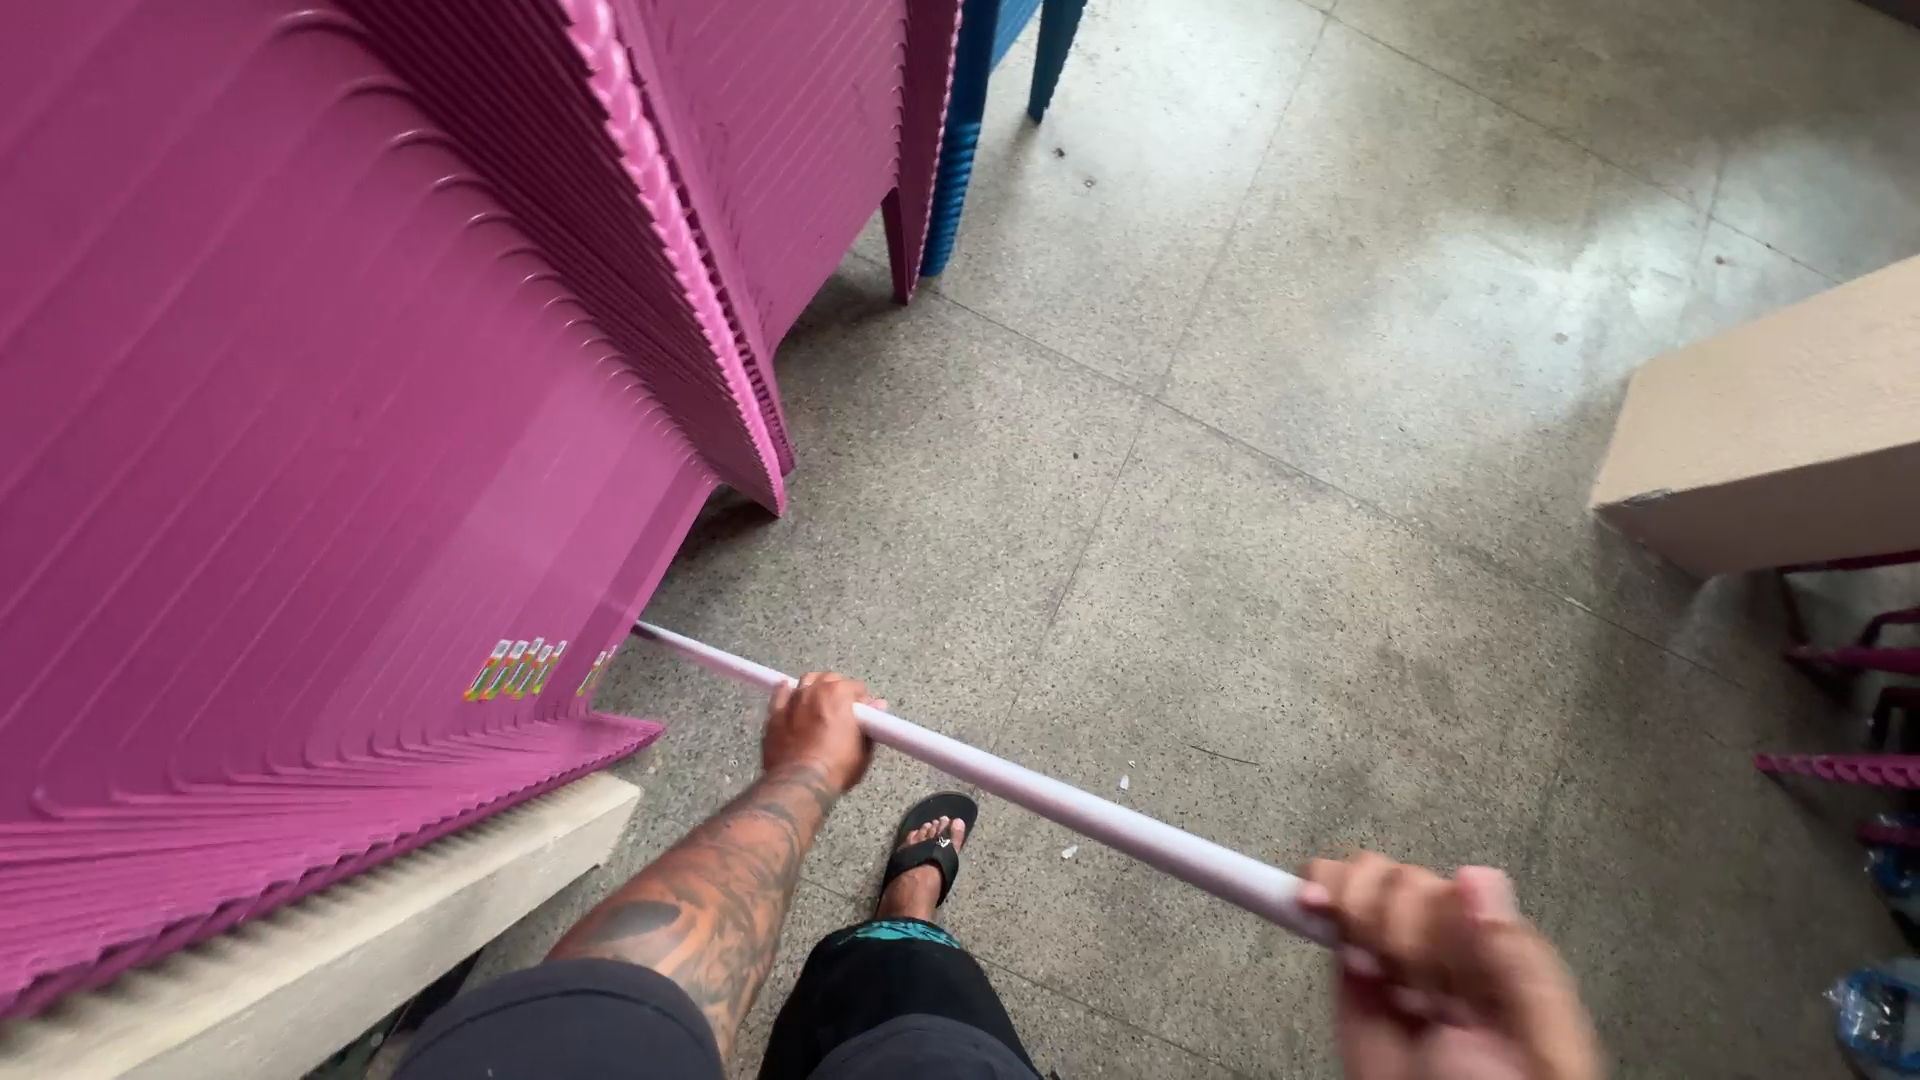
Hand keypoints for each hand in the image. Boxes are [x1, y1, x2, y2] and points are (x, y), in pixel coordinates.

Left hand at [762, 672, 882, 794]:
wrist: (800, 783)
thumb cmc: (836, 767)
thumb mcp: (863, 749)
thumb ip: (870, 724)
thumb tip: (878, 705)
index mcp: (839, 694)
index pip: (856, 687)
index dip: (860, 701)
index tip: (862, 715)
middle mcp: (815, 690)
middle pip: (829, 679)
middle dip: (838, 689)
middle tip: (842, 709)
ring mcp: (793, 700)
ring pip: (806, 681)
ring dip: (814, 687)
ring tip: (818, 701)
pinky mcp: (774, 714)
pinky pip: (780, 694)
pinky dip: (786, 691)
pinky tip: (789, 694)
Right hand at [1300, 854, 1599, 1079]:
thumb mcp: (1536, 1053)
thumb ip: (1517, 968)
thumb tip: (1480, 877)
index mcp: (1502, 952)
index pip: (1457, 891)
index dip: (1435, 926)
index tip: (1436, 981)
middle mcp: (1447, 939)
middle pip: (1405, 880)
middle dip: (1398, 933)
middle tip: (1414, 992)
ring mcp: (1393, 941)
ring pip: (1364, 875)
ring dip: (1355, 912)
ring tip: (1371, 965)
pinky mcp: (1348, 951)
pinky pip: (1325, 892)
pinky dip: (1313, 889)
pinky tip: (1314, 909)